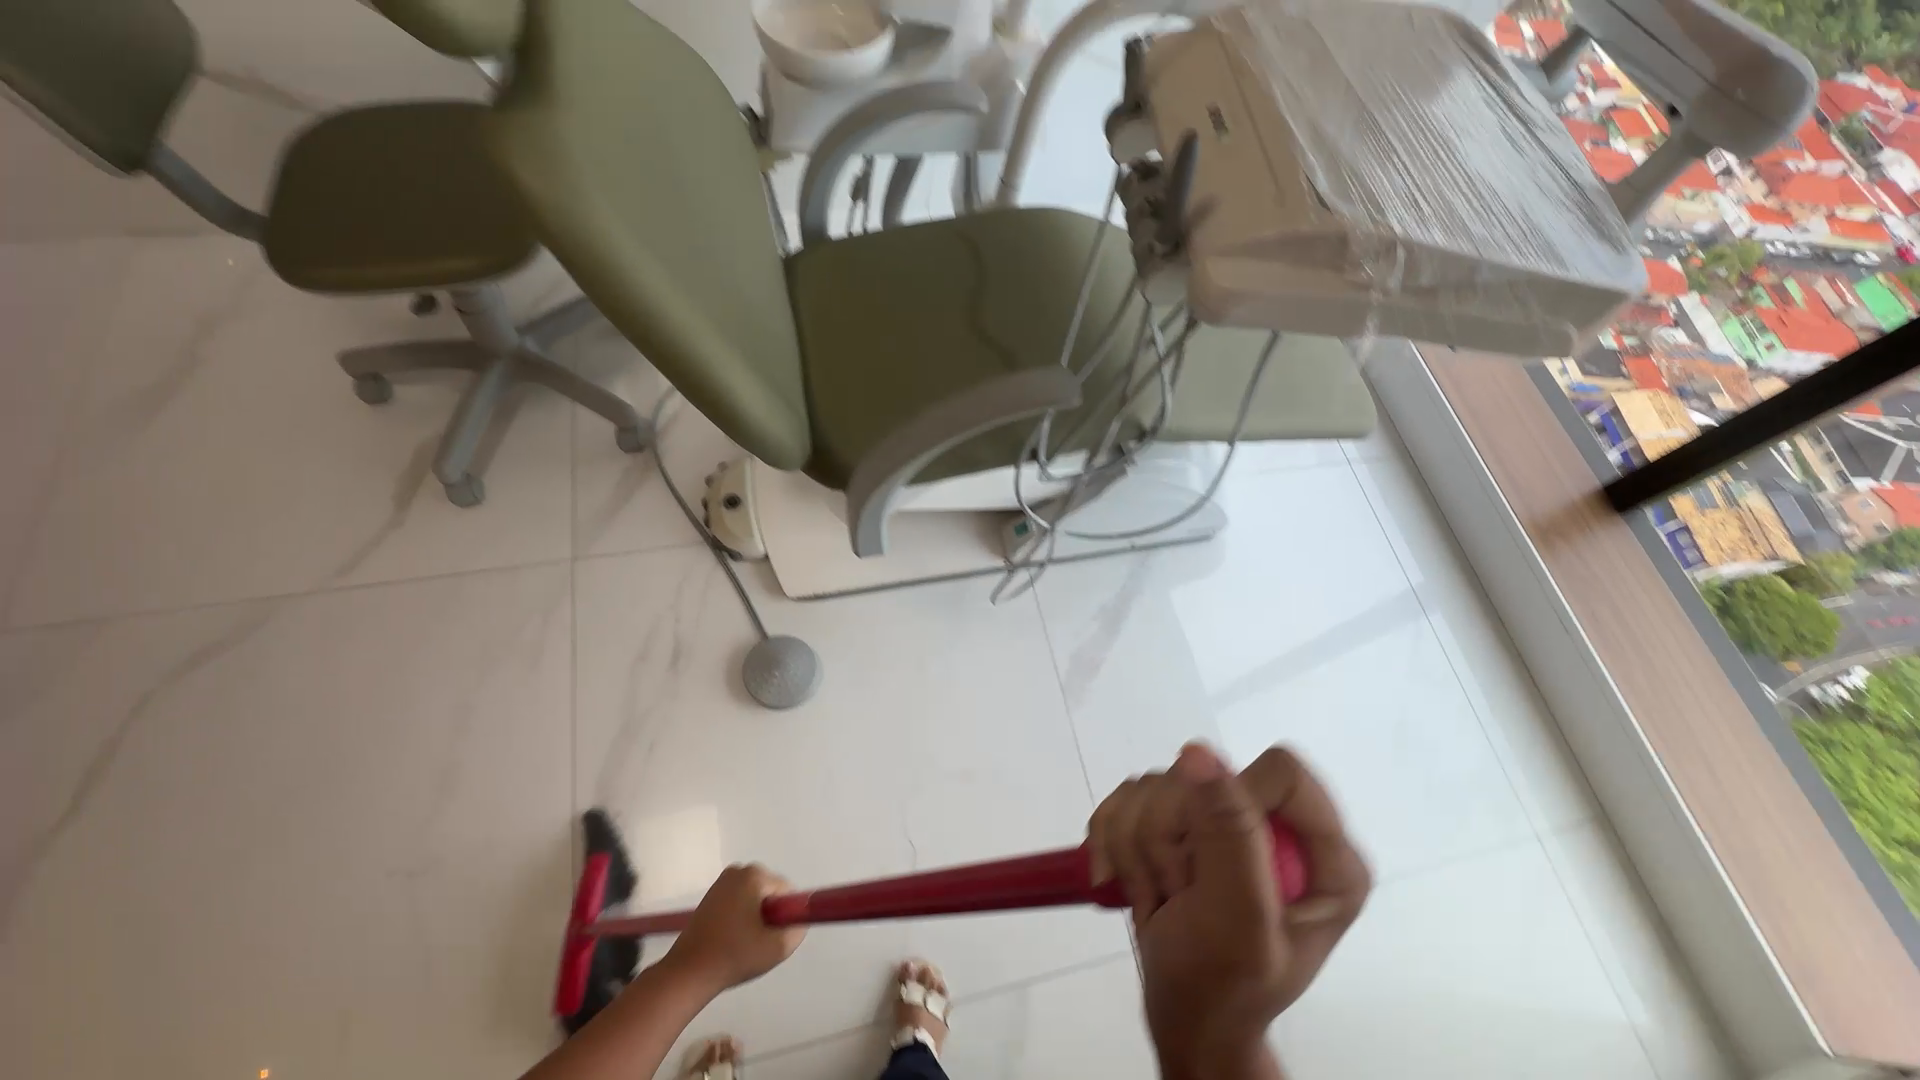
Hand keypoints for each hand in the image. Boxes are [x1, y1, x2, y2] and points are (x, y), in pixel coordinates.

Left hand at [666, 864, 805, 991]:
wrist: (688, 973)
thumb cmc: (734, 956)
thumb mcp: (778, 947)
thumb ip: (798, 928)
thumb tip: (797, 921)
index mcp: (754, 875)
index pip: (786, 892)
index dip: (785, 916)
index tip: (772, 937)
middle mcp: (737, 871)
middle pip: (769, 893)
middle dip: (770, 916)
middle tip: (759, 943)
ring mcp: (720, 884)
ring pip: (754, 900)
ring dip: (755, 919)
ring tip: (744, 944)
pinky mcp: (709, 897)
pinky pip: (738, 903)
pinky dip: (740, 920)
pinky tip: (731, 941)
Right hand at [1087, 745, 1370, 1077]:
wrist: (1184, 1021)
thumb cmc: (1222, 989)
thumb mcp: (1237, 922)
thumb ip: (1230, 837)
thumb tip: (1198, 754)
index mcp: (1323, 852)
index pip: (1277, 773)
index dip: (1230, 804)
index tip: (1202, 861)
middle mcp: (1277, 826)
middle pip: (1202, 775)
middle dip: (1168, 838)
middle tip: (1175, 894)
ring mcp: (1225, 822)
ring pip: (1156, 785)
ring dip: (1136, 847)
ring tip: (1155, 898)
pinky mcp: (1182, 825)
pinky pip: (1128, 797)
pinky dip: (1113, 840)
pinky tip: (1127, 883)